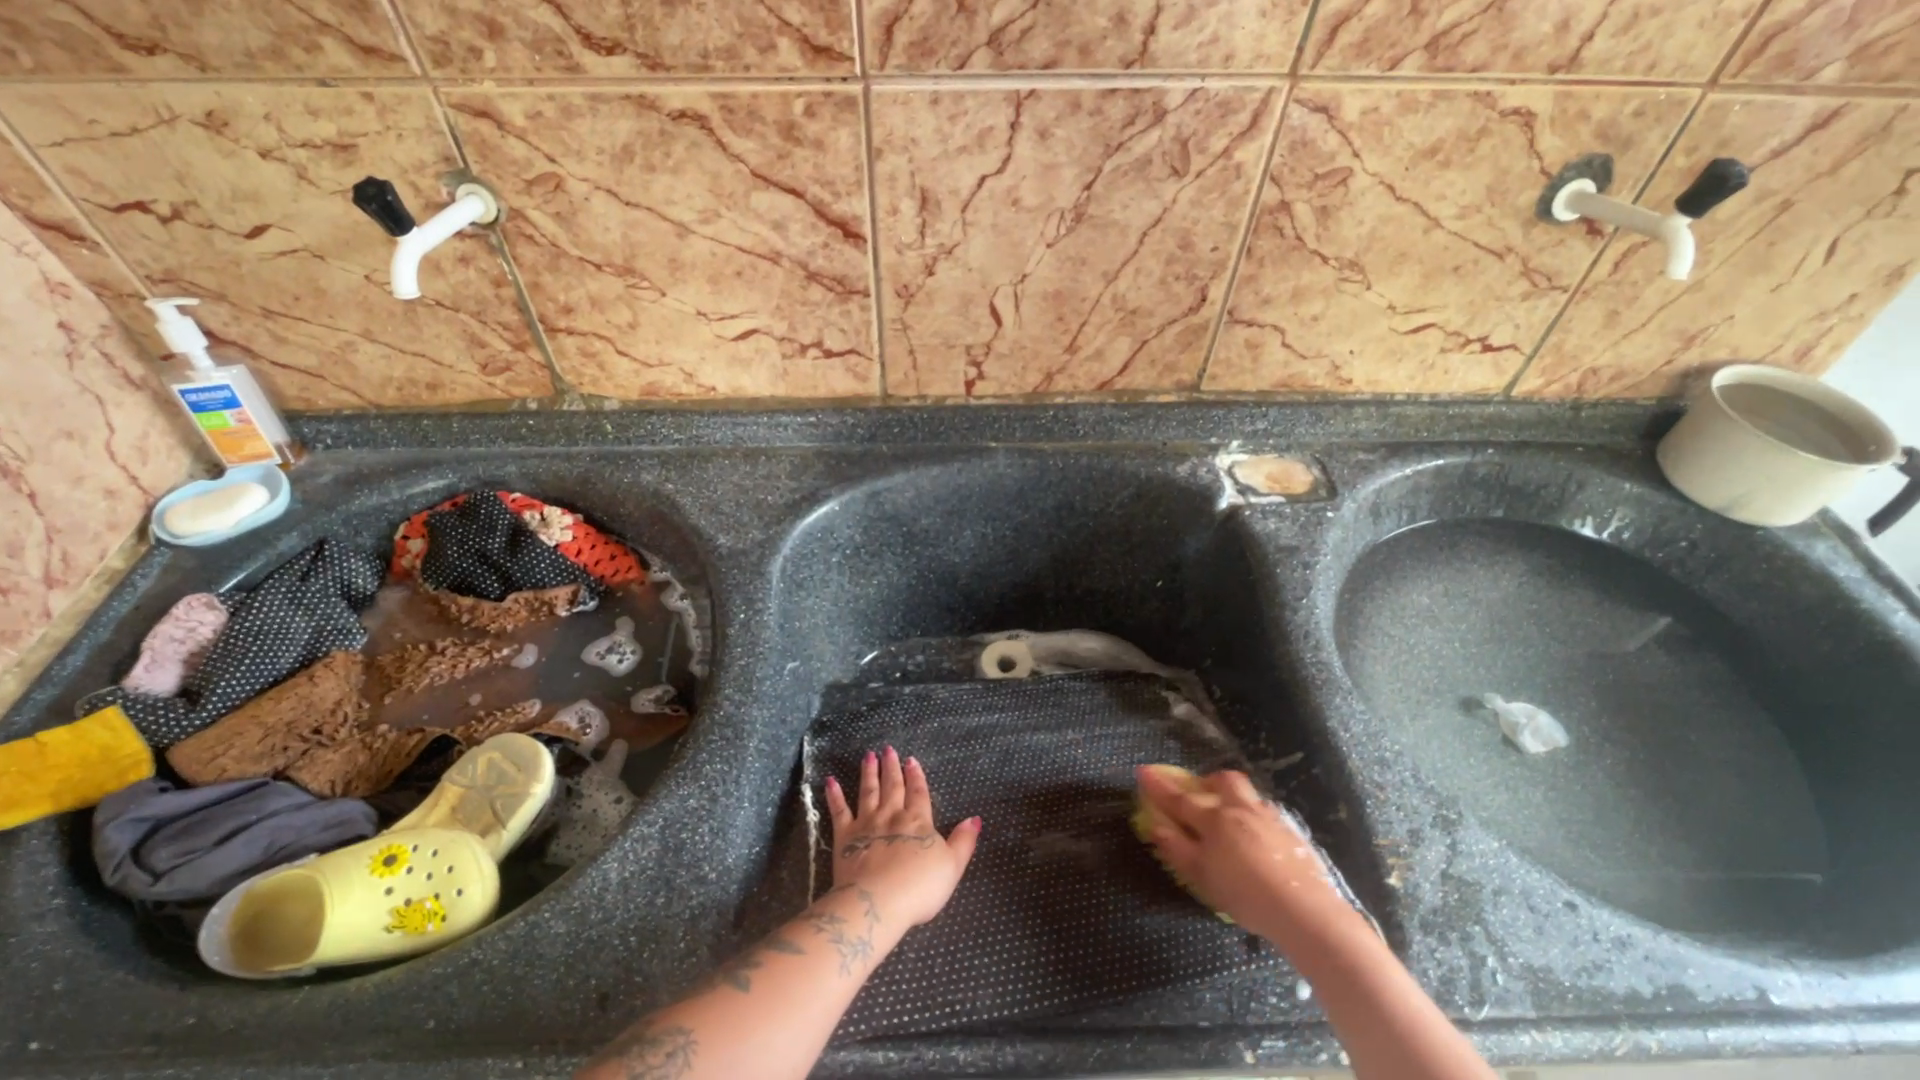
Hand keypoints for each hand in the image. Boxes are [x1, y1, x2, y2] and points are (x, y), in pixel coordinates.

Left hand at [824, 747, 979, 927]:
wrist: (878, 902)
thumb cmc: (919, 888)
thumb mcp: (952, 866)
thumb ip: (964, 841)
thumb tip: (975, 818)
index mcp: (918, 822)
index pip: (918, 793)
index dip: (916, 776)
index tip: (911, 760)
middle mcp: (892, 816)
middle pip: (892, 787)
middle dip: (891, 767)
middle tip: (887, 750)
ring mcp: (866, 824)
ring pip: (868, 792)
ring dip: (868, 773)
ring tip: (868, 756)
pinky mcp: (844, 837)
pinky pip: (839, 811)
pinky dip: (834, 795)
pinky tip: (830, 781)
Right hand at [1135, 767, 1348, 937]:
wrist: (1303, 909)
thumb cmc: (1245, 895)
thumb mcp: (1202, 876)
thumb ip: (1177, 849)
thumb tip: (1156, 827)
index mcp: (1216, 820)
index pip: (1181, 799)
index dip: (1160, 786)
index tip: (1143, 772)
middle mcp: (1242, 811)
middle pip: (1224, 781)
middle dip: (1208, 782)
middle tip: (1200, 794)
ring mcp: (1271, 819)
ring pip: (1248, 795)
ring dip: (1234, 798)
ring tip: (1229, 819)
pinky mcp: (1292, 833)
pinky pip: (1266, 813)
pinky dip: (1254, 817)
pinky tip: (1256, 839)